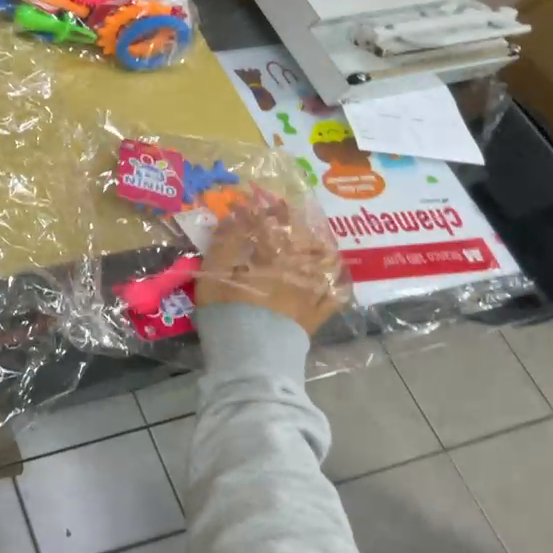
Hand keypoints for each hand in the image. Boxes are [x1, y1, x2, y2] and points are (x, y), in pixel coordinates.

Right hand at [198, 189, 347, 335]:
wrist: (250, 353)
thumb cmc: (227, 309)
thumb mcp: (214, 271)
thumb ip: (225, 241)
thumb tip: (234, 216)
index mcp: (269, 257)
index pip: (268, 226)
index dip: (262, 210)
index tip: (254, 199)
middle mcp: (296, 270)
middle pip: (301, 240)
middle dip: (295, 222)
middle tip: (288, 211)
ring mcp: (311, 293)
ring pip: (324, 264)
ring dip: (321, 247)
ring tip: (317, 238)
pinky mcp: (317, 315)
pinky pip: (335, 296)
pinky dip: (338, 282)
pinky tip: (338, 276)